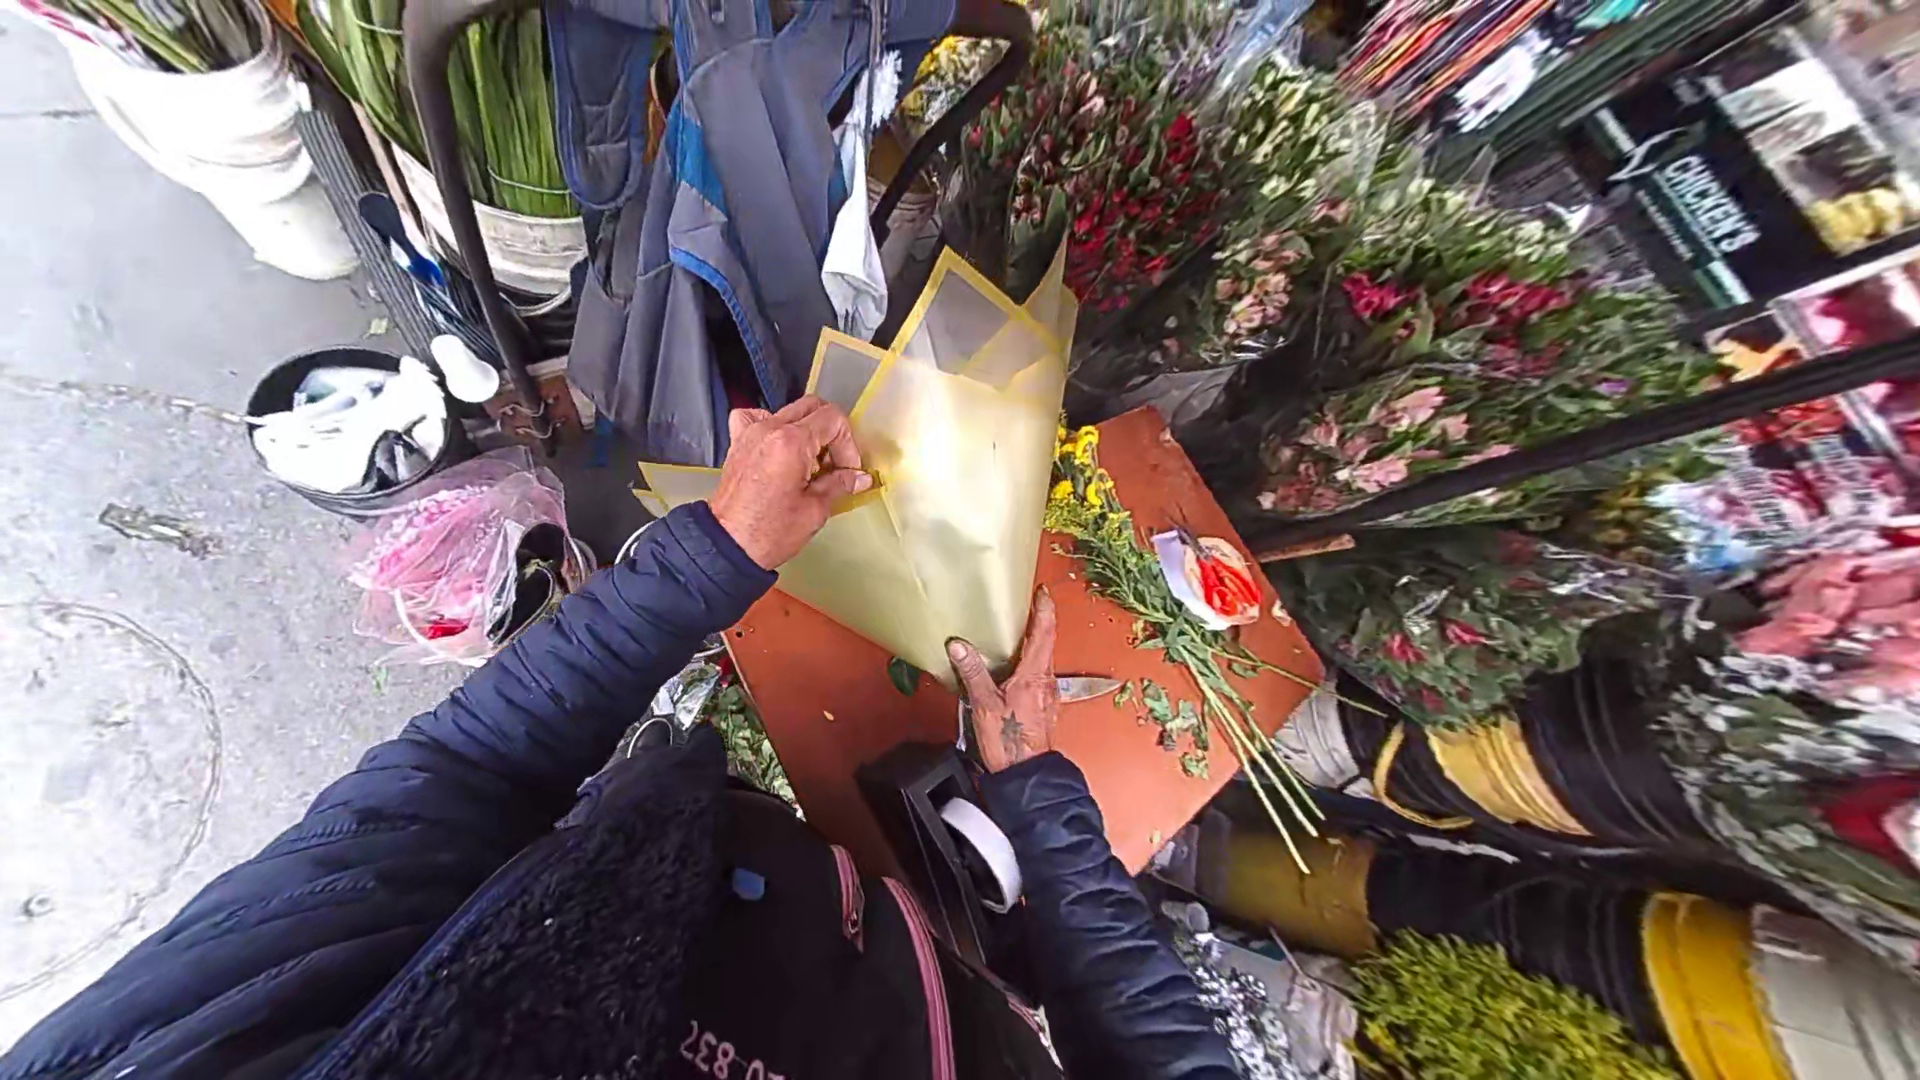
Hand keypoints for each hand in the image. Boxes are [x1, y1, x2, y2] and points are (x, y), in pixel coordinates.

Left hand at [710, 396, 870, 569]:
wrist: (728, 545)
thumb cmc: (768, 532)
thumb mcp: (815, 509)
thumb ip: (839, 484)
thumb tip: (860, 478)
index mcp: (791, 442)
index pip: (833, 420)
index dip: (848, 445)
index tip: (848, 470)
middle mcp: (769, 429)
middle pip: (814, 408)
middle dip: (832, 434)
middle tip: (835, 465)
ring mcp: (751, 433)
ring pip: (790, 411)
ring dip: (808, 431)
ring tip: (810, 463)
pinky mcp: (739, 443)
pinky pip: (757, 417)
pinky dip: (773, 425)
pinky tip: (781, 447)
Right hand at [948, 587, 1057, 772]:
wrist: (1026, 775)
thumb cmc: (1009, 743)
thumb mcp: (984, 705)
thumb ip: (973, 673)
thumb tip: (960, 646)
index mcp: (1034, 675)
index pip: (1044, 632)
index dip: (1044, 609)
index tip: (1042, 592)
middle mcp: (1046, 681)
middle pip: (1048, 641)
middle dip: (1041, 619)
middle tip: (1032, 602)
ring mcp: (1048, 693)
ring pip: (1045, 657)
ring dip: (1037, 640)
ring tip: (1023, 628)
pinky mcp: (1044, 704)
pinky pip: (1041, 673)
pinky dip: (1033, 660)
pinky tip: (1019, 665)